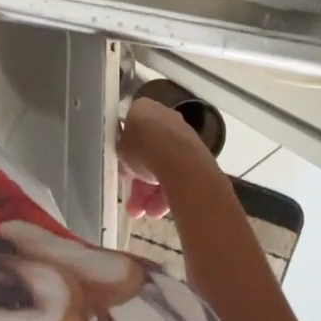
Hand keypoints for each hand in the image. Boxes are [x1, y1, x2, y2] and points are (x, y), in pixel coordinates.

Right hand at [117, 96, 218, 218]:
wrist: (181, 163)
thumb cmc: (142, 149)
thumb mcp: (120, 150)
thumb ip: (123, 152)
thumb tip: (127, 162)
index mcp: (143, 107)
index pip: (131, 125)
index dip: (126, 148)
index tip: (123, 166)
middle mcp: (165, 117)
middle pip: (149, 149)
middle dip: (140, 179)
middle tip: (133, 199)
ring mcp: (184, 137)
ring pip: (164, 165)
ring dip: (152, 191)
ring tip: (146, 212)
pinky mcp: (199, 157)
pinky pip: (178, 174)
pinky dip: (168, 191)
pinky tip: (159, 211)